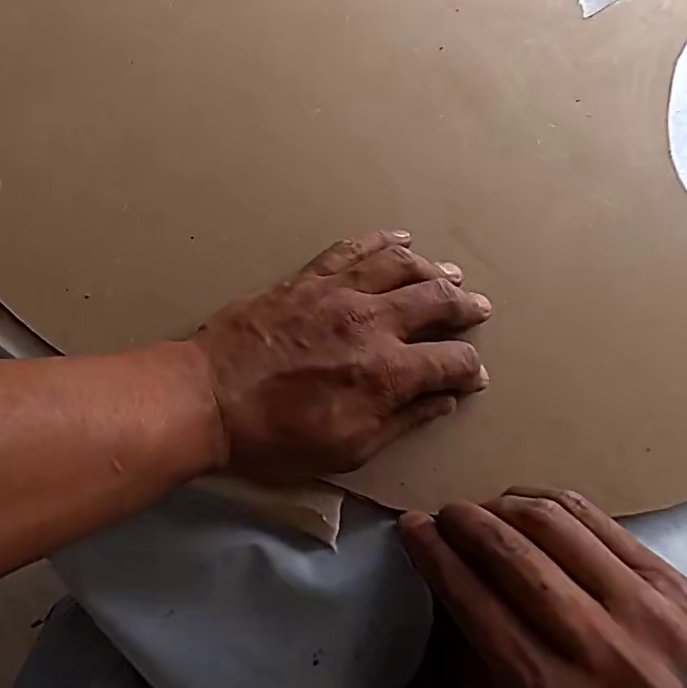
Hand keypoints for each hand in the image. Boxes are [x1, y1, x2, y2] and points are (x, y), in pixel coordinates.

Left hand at [187, 230, 490, 481]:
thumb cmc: (274, 436)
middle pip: (434, 301)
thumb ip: (401, 420)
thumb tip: (444, 399)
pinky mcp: (305, 281)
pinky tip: (397, 239)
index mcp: (386, 372)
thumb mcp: (346, 449)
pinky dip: (378, 242)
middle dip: (464, 306)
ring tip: (448, 273)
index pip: (451, 361)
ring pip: (397, 266)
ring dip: (429, 269)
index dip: (468, 368)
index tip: (472, 374)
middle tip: (478, 308)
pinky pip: (349, 250)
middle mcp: (369, 323)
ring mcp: (335, 295)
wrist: (209, 397)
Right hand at [399, 489, 686, 687]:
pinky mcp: (674, 584)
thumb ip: (472, 646)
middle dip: (464, 522)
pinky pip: (592, 516)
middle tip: (444, 514)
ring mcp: (651, 616)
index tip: (411, 526)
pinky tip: (522, 508)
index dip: (435, 556)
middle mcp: (609, 658)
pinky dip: (543, 501)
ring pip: (552, 523)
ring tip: (483, 511)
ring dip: (501, 505)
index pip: (478, 606)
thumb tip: (435, 564)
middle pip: (515, 558)